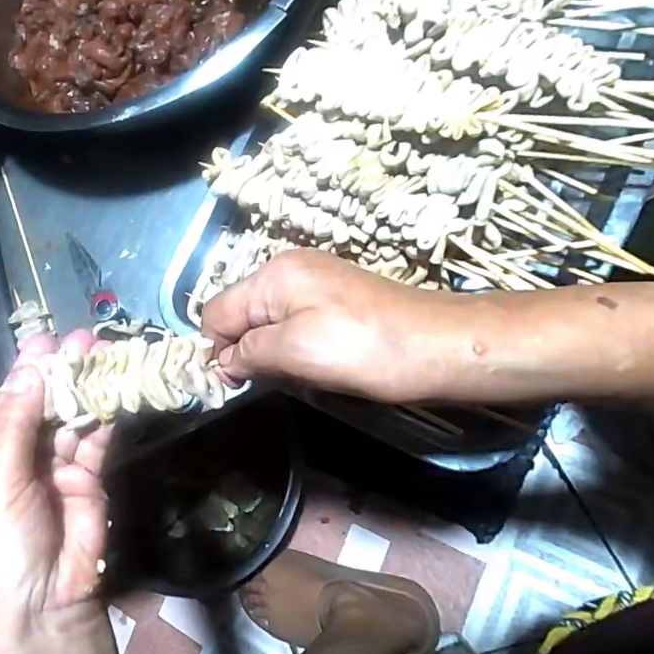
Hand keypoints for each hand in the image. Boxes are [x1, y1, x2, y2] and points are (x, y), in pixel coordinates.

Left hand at [0, 330, 114, 647]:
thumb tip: (30, 370)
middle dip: (61, 373)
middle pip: (43, 405)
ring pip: (72, 419)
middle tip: (84, 339)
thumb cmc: (0, 547)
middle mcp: (21, 458)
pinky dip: (104, 417)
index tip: (46, 337)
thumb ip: (16, 425)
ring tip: (103, 354)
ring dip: (86, 389)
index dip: (25, 371)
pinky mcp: (90, 480)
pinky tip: (113, 391)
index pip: (7, 404)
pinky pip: (96, 442)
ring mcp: (57, 469)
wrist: (43, 610)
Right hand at [199, 249, 476, 403]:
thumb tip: (222, 362)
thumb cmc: (363, 348)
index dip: (218, 350)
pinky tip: (314, 362)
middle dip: (245, 349)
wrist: (438, 345)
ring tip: (297, 373)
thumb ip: (249, 352)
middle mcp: (287, 269)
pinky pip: (291, 322)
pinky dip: (292, 345)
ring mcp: (313, 282)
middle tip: (271, 379)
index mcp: (273, 275)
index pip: (216, 312)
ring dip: (269, 351)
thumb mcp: (296, 350)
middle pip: (239, 314)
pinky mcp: (333, 298)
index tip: (237, 384)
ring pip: (265, 322)